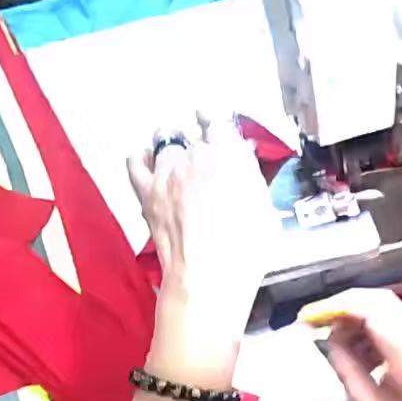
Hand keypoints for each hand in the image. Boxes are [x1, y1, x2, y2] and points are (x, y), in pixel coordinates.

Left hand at [127, 115, 275, 386]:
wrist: (210, 277)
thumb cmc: (245, 252)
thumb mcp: (265, 213)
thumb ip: (252, 184)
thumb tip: (245, 171)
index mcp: (231, 157)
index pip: (219, 124)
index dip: (214, 123)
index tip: (211, 123)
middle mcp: (198, 157)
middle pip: (191, 135)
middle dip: (195, 142)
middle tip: (197, 152)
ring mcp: (169, 173)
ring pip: (164, 141)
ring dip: (169, 144)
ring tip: (171, 151)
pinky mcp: (148, 193)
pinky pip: (136, 163)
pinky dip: (139, 158)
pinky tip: (143, 158)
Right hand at [310, 289, 401, 400]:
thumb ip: (349, 372)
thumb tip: (329, 340)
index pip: (373, 309)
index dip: (337, 306)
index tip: (309, 317)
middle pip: (381, 301)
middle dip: (344, 306)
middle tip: (316, 323)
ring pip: (388, 310)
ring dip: (357, 319)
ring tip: (334, 343)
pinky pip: (396, 326)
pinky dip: (371, 330)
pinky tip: (357, 352)